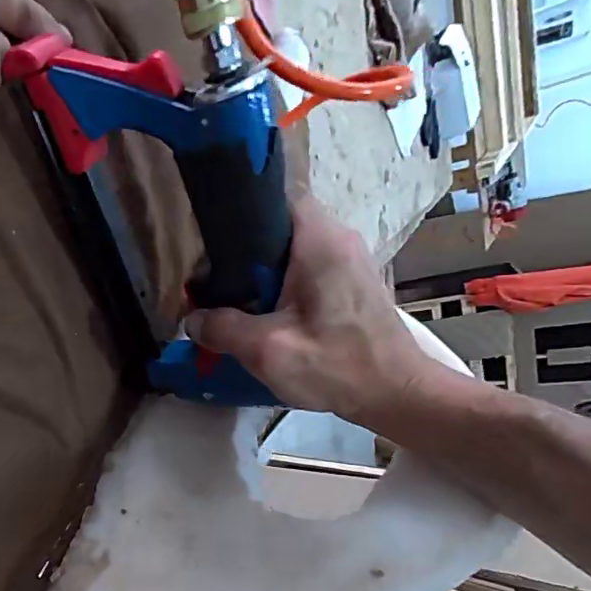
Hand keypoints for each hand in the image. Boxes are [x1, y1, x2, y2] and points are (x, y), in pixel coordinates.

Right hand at [187, 199, 448, 423]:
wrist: (398, 393)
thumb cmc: (337, 365)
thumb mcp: (269, 350)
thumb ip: (224, 329)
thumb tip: (193, 319)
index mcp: (320, 239)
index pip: (273, 197)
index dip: (239, 217)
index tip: (216, 252)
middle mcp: (340, 238)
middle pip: (281, 226)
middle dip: (249, 255)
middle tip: (225, 288)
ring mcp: (353, 259)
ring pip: (296, 251)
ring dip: (269, 275)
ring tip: (246, 307)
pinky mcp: (358, 283)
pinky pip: (314, 270)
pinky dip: (291, 287)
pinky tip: (277, 319)